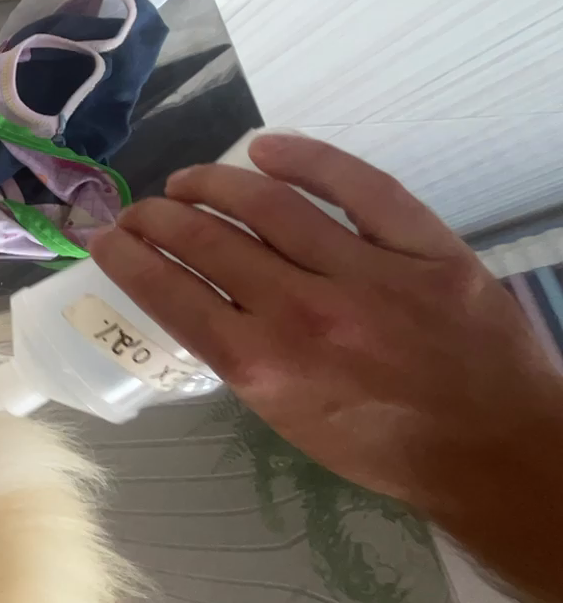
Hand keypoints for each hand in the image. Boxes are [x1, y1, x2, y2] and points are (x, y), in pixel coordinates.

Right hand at [90, 134, 562, 510]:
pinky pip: (363, 189)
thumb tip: (180, 286)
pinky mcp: (431, 253)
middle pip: (203, 239)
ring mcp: (371, 276)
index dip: (120, 254)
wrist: (500, 454)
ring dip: (208, 183)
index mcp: (257, 361)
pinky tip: (265, 148)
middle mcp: (304, 313)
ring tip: (185, 181)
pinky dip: (308, 160)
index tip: (102, 238)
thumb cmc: (368, 439)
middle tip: (139, 214)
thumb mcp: (271, 407)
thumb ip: (224, 344)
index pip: (163, 287)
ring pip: (267, 204)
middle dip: (153, 217)